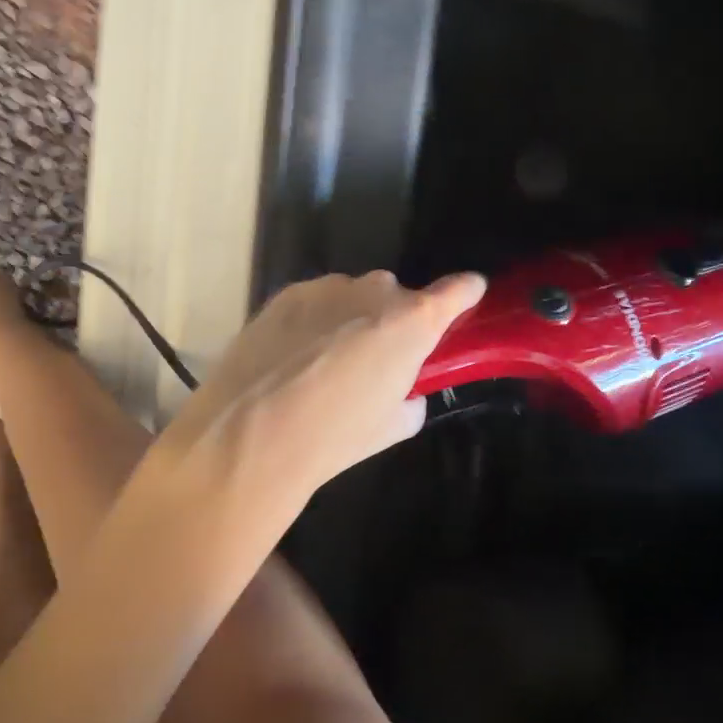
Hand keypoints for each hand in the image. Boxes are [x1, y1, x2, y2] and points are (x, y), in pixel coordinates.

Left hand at [156, 270, 486, 508]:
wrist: (252, 430)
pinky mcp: (286, 293)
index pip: (456, 291)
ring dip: (349, 318)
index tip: (470, 293)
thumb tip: (406, 396)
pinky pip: (314, 302)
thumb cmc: (335, 435)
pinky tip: (292, 356)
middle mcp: (374, 291)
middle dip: (392, 320)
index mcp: (412, 322)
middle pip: (396, 296)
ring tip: (324, 363)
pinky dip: (313, 321)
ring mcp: (327, 287)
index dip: (465, 292)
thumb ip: (410, 401)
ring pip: (351, 296)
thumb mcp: (389, 428)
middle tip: (374, 360)